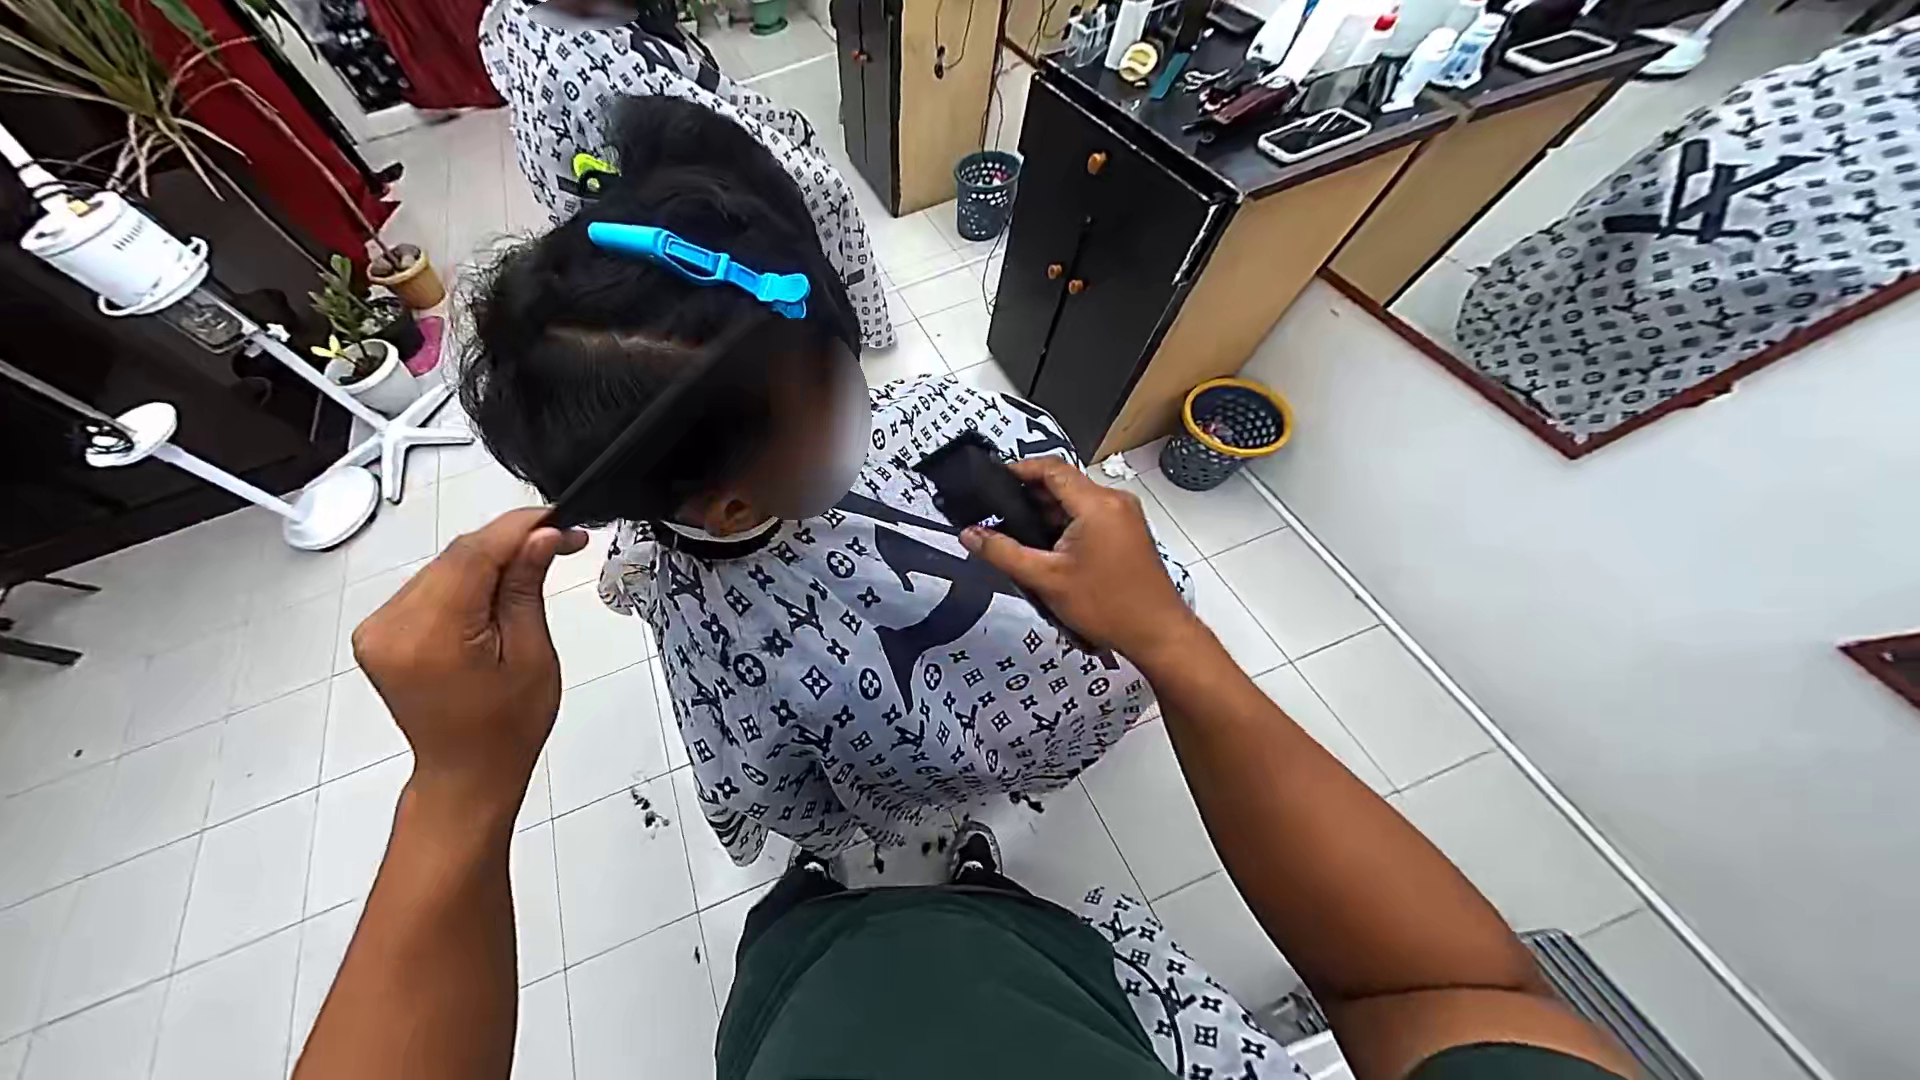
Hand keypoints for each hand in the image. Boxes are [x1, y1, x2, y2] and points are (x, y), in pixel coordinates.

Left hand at [352, 508, 587, 814]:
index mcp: (430, 637)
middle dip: (512, 540)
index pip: (473, 554)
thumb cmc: (508, 723)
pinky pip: (432, 582)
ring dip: (494, 555)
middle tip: (562, 537)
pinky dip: (471, 574)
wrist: (468, 766)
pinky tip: (505, 581)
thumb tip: (542, 538)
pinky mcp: (383, 629)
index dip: (520, 528)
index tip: (559, 518)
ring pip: (445, 564)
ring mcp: (379, 628)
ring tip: (540, 559)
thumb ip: (527, 588)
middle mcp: (390, 628)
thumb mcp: (532, 652)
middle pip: (456, 555)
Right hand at [960, 457, 1201, 659]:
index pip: (1051, 468)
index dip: (1019, 470)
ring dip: (1047, 516)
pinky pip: (1089, 516)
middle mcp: (1115, 501)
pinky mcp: (1127, 532)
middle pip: (1062, 485)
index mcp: (1097, 504)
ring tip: (1021, 541)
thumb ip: (1002, 552)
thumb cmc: (1111, 607)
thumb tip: (971, 534)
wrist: (1157, 633)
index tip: (994, 481)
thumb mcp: (1046, 579)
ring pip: (1075, 502)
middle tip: (1000, 519)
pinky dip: (1066, 527)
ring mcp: (1124, 516)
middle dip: (1029, 499)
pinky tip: (1049, 552)